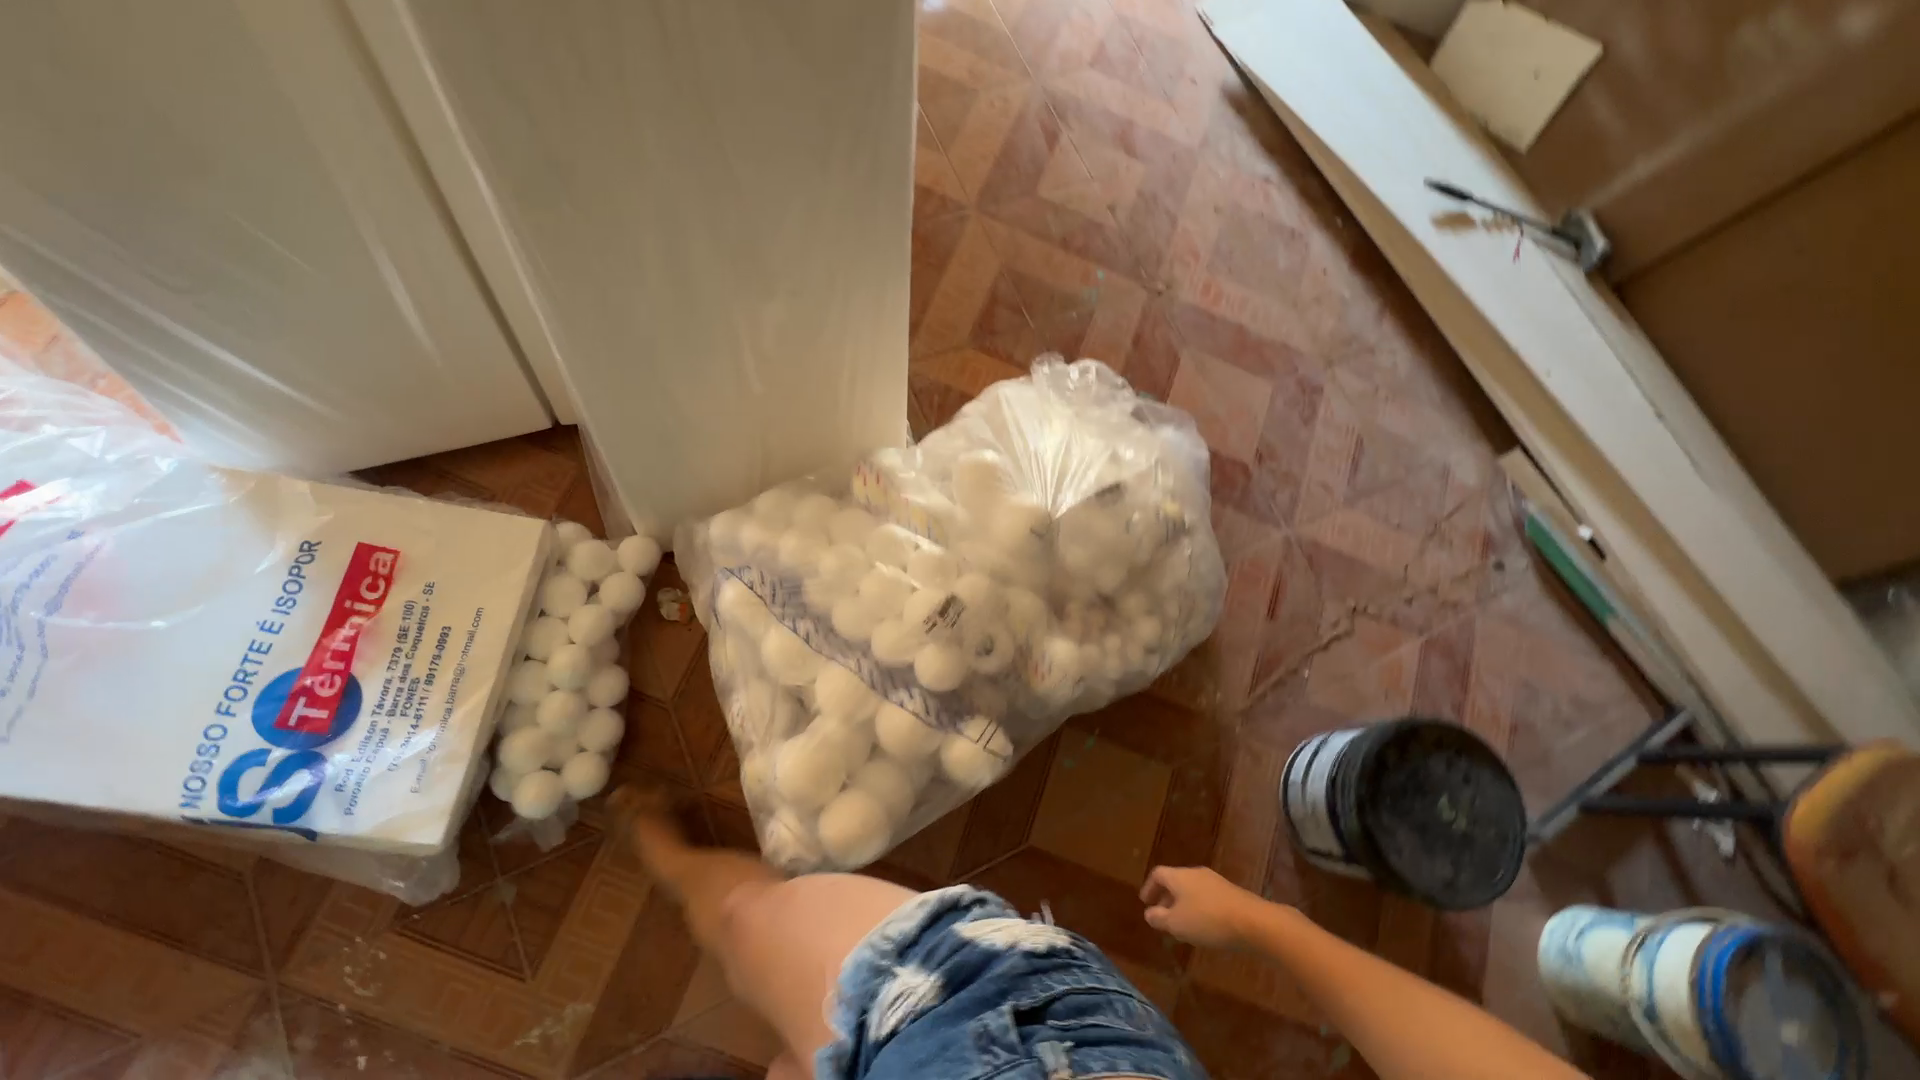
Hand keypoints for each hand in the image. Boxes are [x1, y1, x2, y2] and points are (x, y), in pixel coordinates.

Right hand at [1139, 865, 1274, 949]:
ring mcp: (1216, 882)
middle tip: (1162, 916)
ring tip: (1182, 925)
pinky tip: (1204, 927)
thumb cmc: (1208, 920)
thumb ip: (1159, 918)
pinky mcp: (1232, 894)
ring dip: (1183, 905)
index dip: (1149, 887)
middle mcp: (1197, 874)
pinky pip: (1208, 898)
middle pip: (1176, 881)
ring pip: (1192, 890)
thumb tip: (1149, 913)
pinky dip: (1199, 909)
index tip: (1145, 902)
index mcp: (1180, 876)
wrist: (1254, 922)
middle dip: (1166, 898)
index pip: (1158, 874)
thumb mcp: (1177, 924)